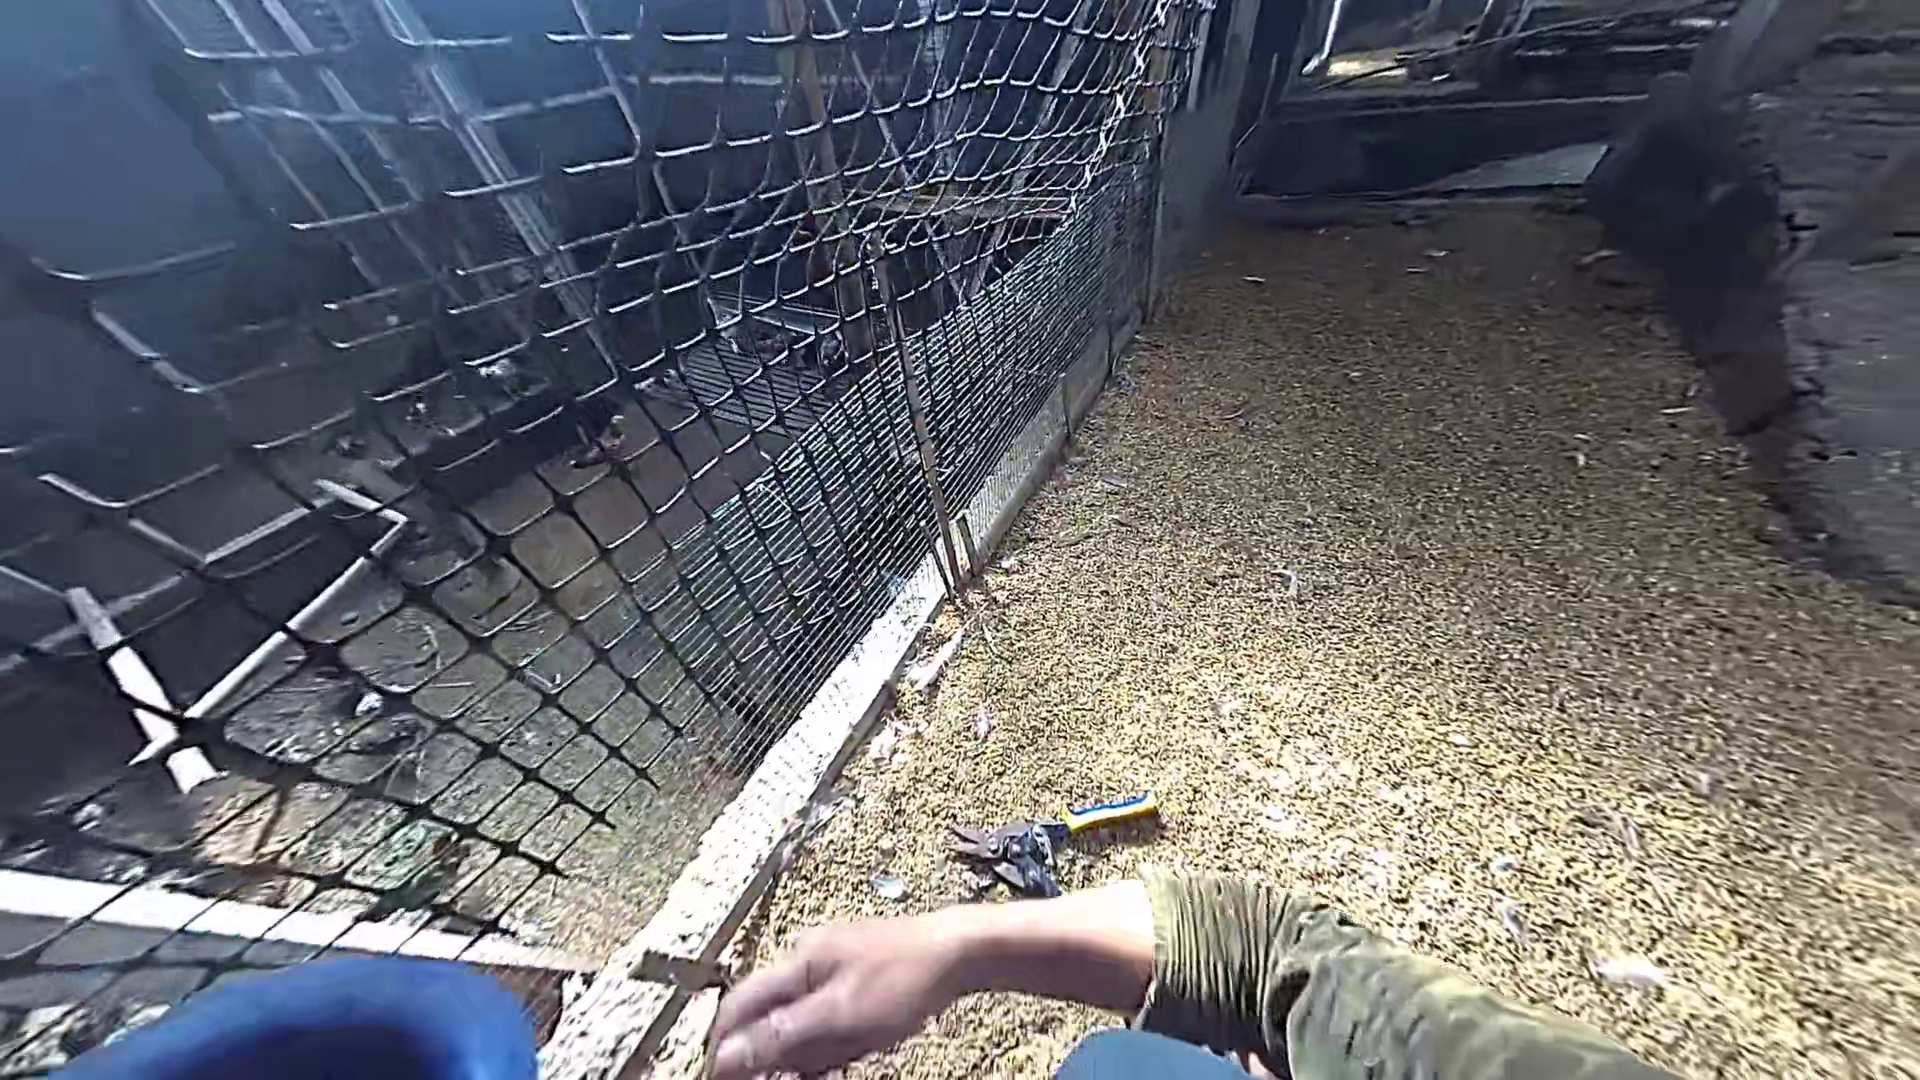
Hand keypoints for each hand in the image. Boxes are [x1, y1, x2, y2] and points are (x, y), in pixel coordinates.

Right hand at [709, 913, 975, 1078]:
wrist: (953, 952)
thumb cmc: (899, 981)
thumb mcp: (839, 1016)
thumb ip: (781, 1035)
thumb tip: (722, 1057)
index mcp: (797, 961)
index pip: (738, 1006)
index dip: (725, 1051)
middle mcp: (807, 960)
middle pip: (767, 1018)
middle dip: (777, 1059)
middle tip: (818, 1065)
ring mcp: (831, 968)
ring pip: (798, 1024)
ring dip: (809, 1054)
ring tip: (846, 1052)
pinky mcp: (852, 980)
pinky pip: (825, 1020)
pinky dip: (832, 1044)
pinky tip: (855, 1048)